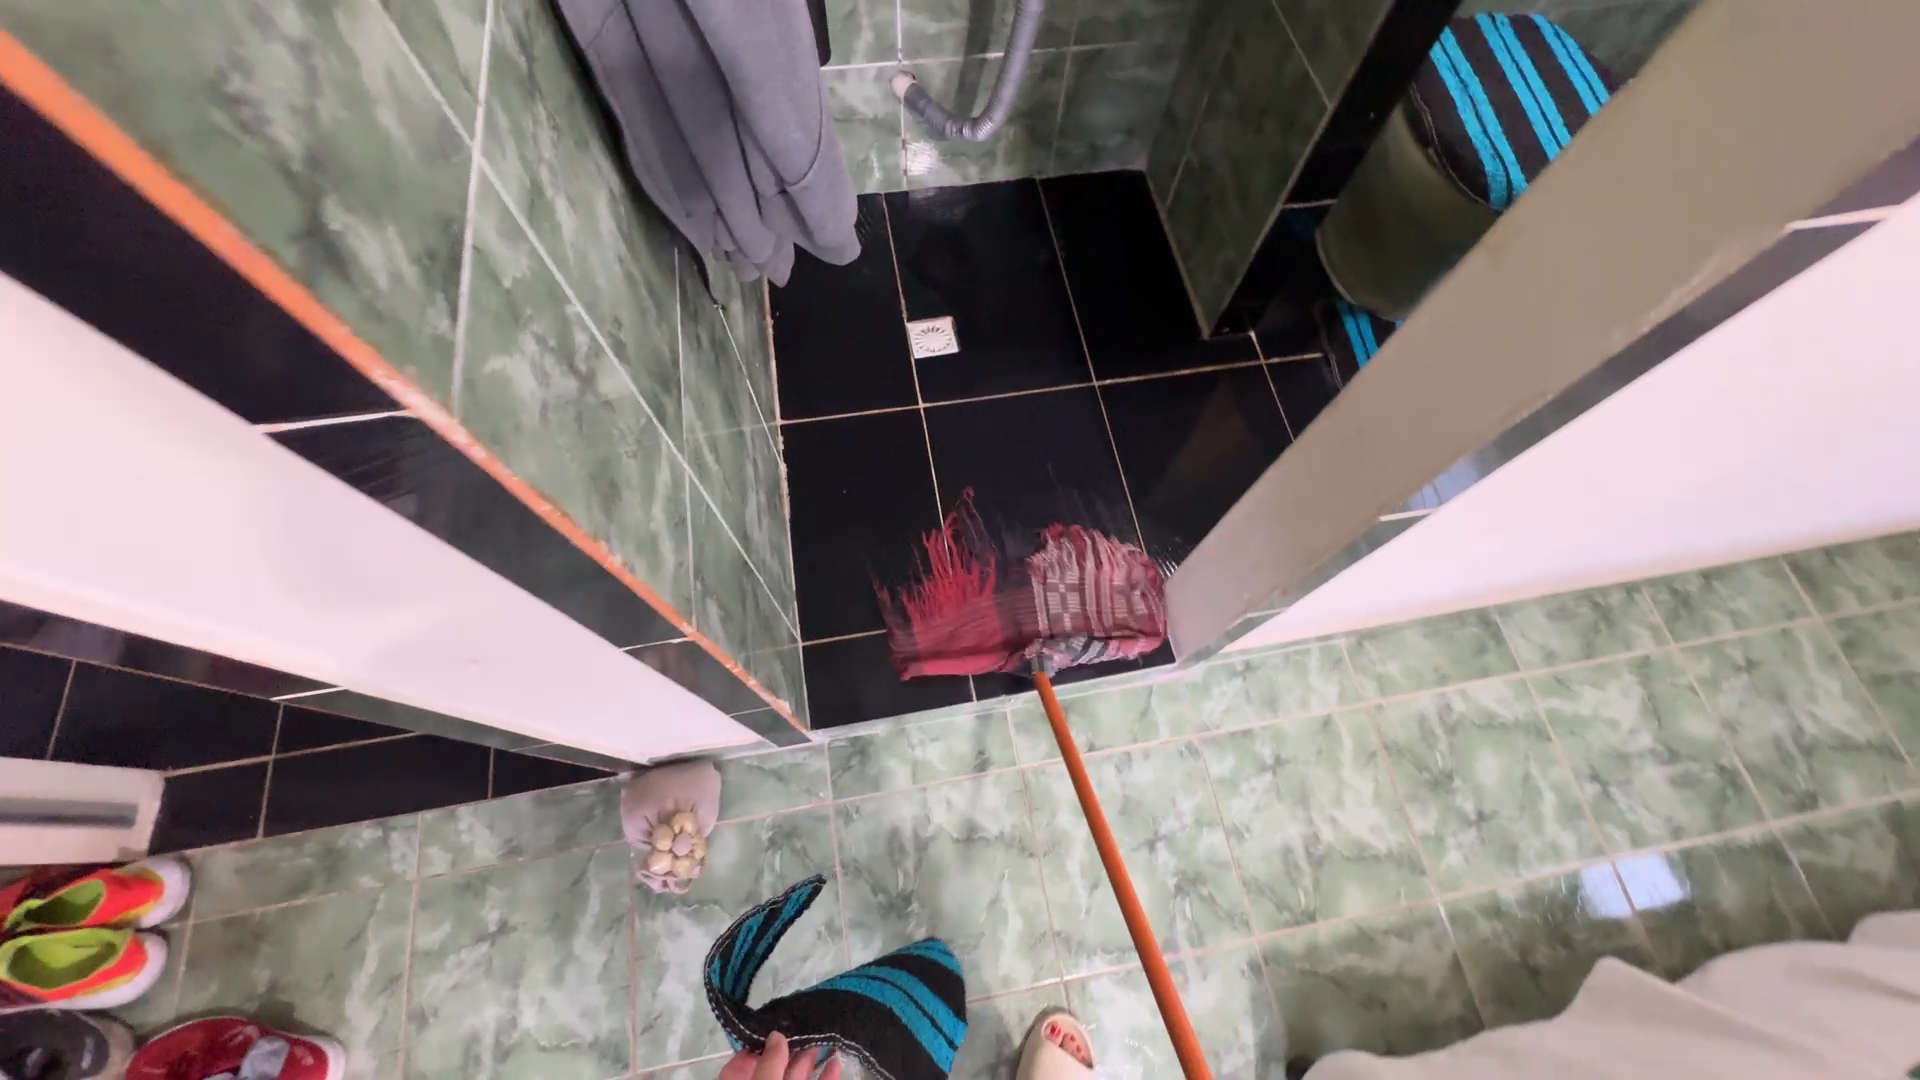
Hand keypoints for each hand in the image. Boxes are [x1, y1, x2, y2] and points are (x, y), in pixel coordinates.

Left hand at [719, 1032, 842, 1079]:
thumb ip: (769, 1064)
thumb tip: (777, 1034)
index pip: (743, 1060)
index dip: (762, 1040)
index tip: (782, 1020)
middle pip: (775, 1066)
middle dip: (794, 1046)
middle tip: (812, 1023)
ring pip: (796, 1078)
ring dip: (812, 1059)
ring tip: (828, 1036)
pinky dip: (826, 1078)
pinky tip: (836, 1063)